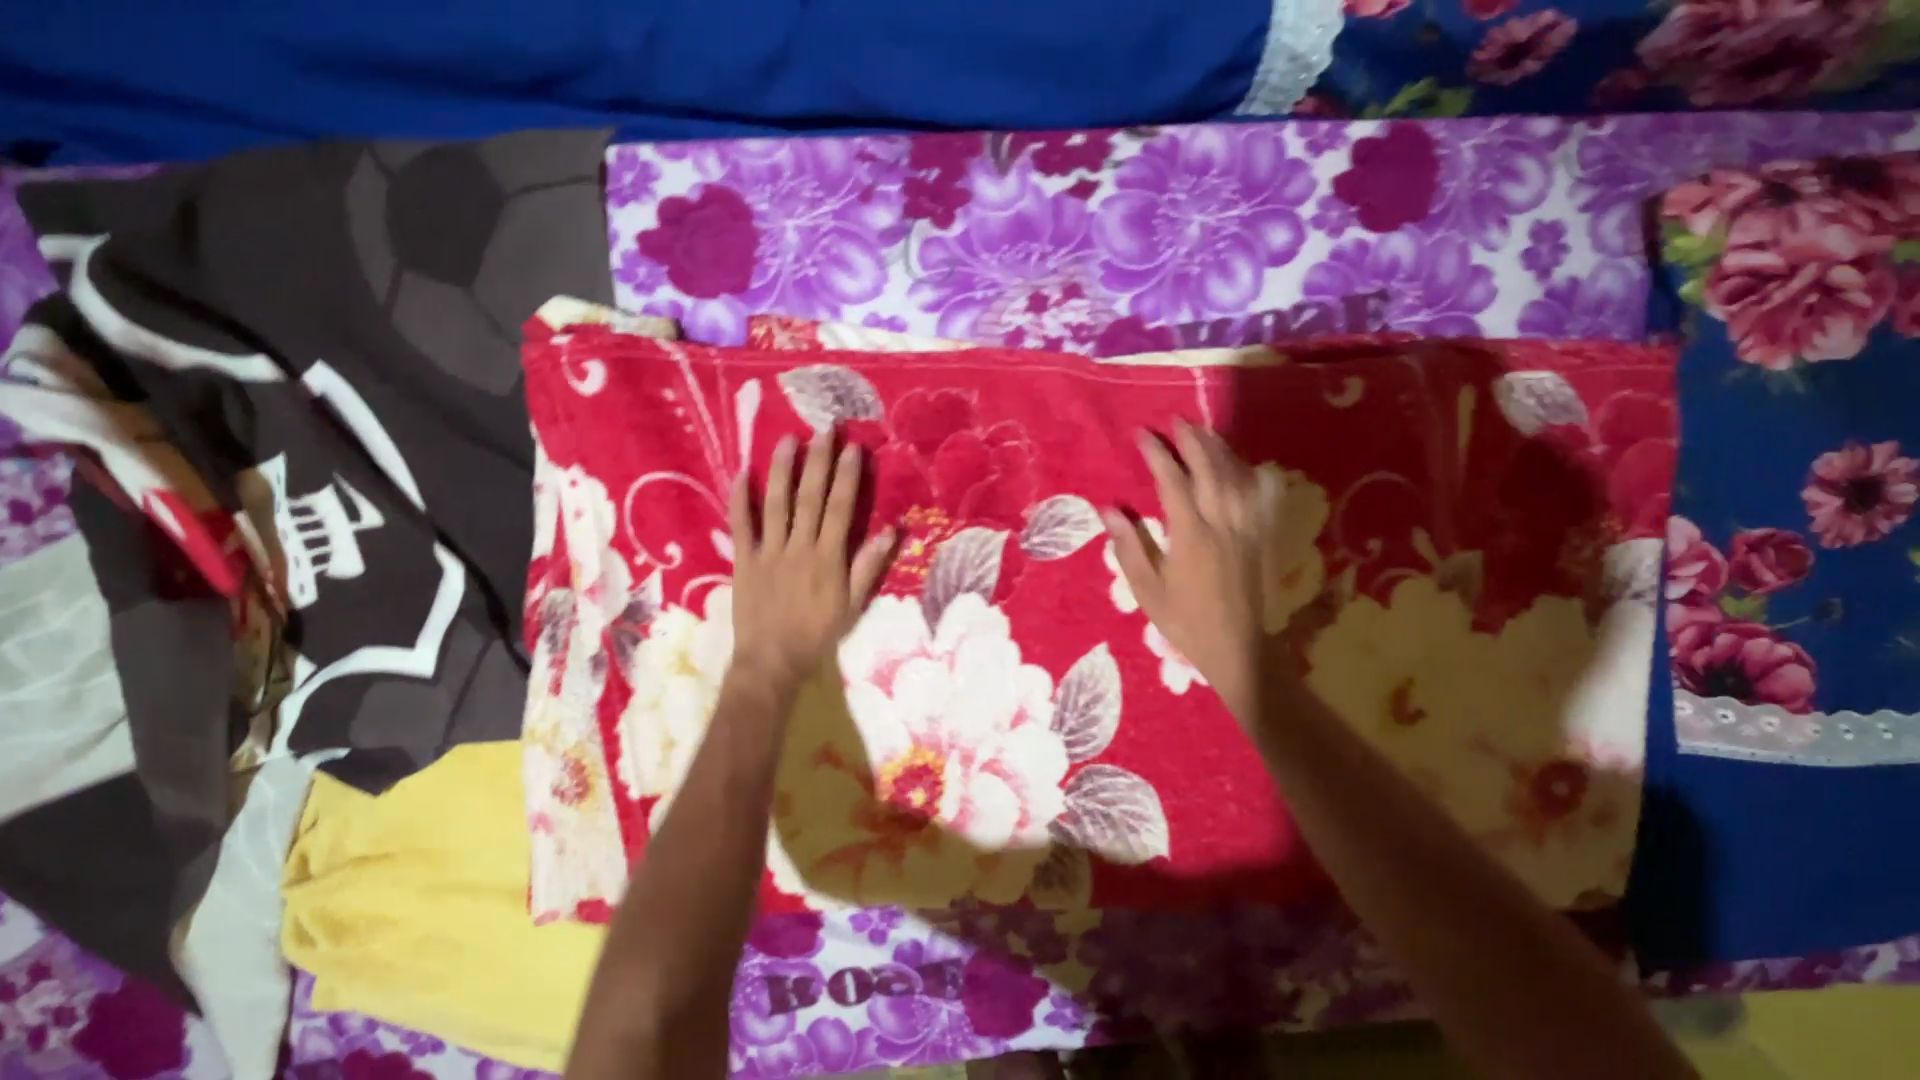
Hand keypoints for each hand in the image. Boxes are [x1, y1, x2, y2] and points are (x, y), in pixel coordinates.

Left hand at [729, 432, 893, 688]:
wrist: (773, 660)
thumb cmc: (817, 634)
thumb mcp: (853, 605)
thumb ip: (869, 566)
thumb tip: (891, 530)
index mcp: (828, 557)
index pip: (840, 508)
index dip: (847, 476)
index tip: (852, 448)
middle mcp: (799, 547)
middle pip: (810, 497)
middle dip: (818, 462)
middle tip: (824, 430)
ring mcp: (769, 552)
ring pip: (776, 503)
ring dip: (782, 469)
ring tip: (788, 439)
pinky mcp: (744, 560)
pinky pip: (741, 525)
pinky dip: (741, 499)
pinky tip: (742, 474)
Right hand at [1104, 421, 1265, 717]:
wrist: (1240, 650)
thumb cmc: (1186, 623)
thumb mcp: (1147, 591)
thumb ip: (1129, 547)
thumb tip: (1110, 509)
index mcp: (1190, 535)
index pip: (1172, 481)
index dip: (1157, 454)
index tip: (1143, 434)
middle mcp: (1222, 523)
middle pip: (1210, 469)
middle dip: (1193, 440)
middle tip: (1177, 420)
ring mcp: (1248, 529)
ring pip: (1237, 476)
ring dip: (1220, 449)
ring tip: (1204, 432)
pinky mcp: (1264, 538)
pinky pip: (1260, 496)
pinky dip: (1249, 473)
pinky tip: (1241, 464)